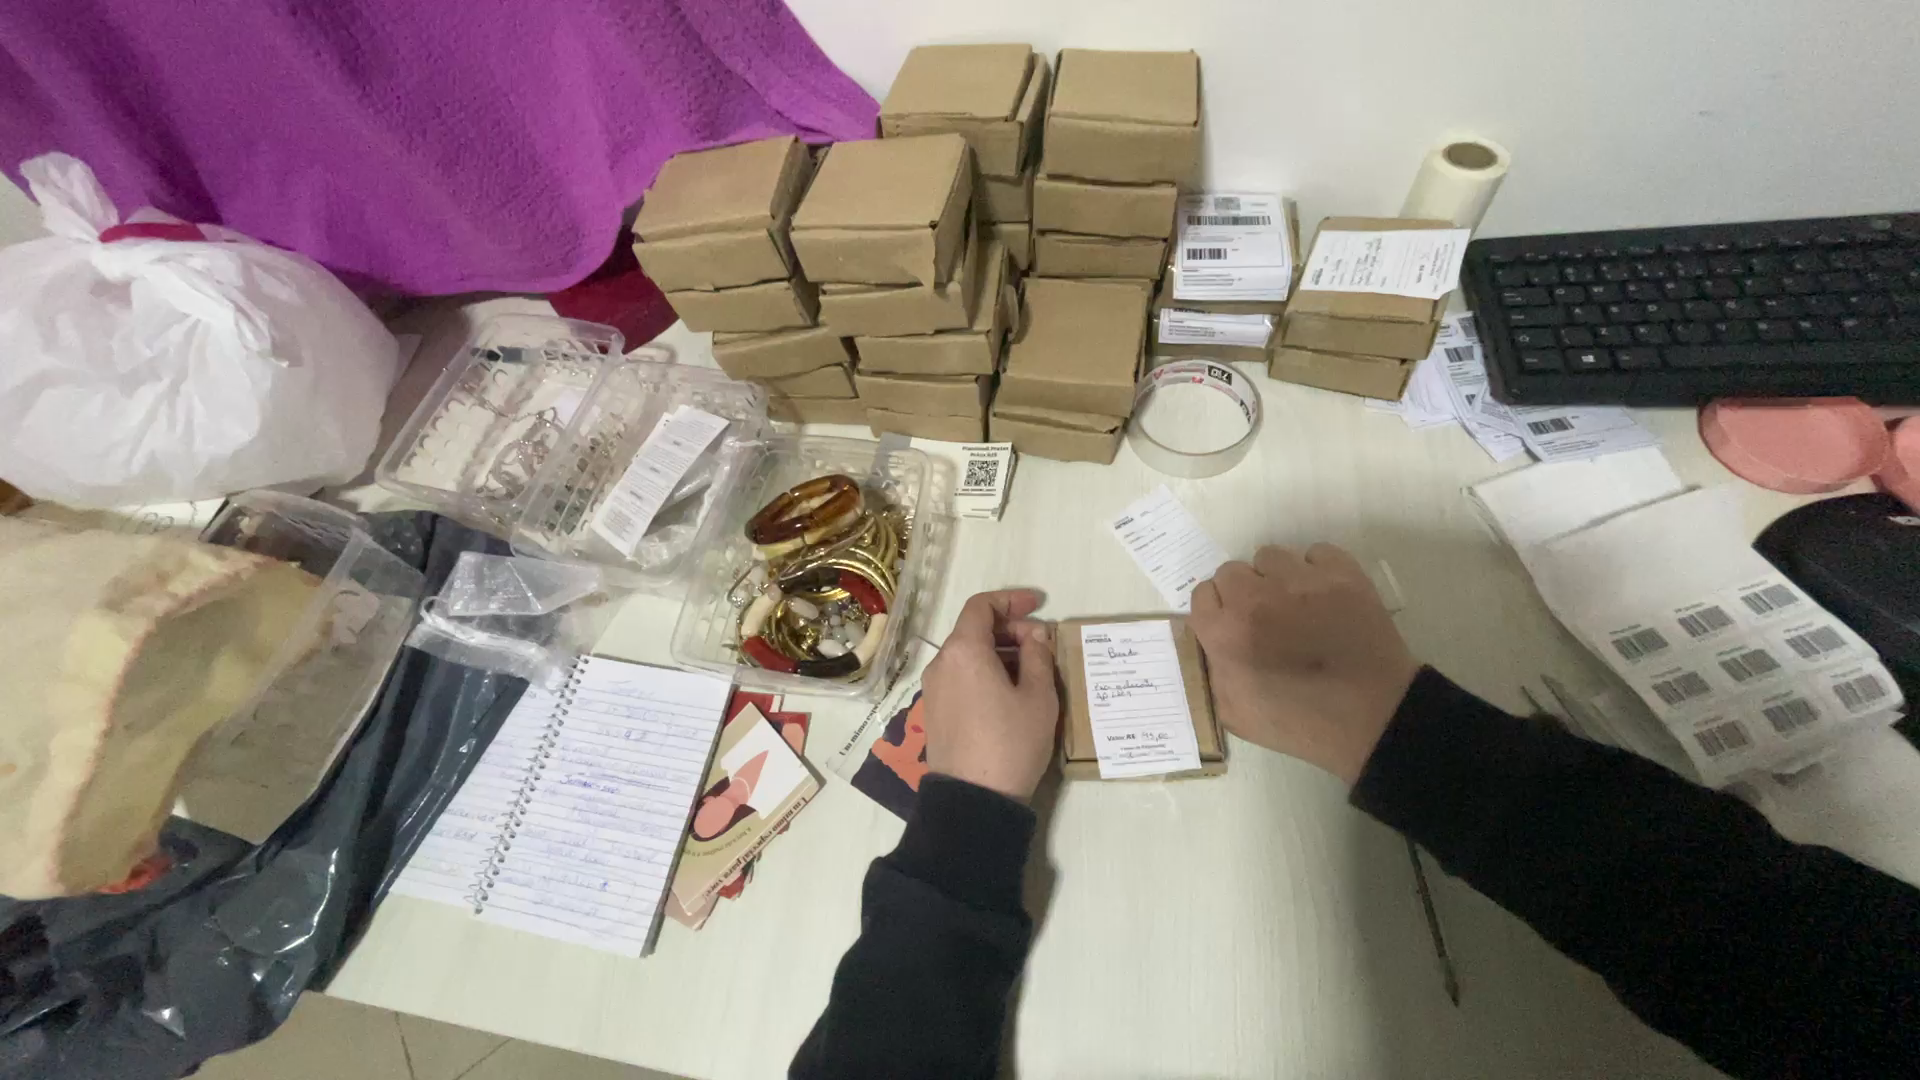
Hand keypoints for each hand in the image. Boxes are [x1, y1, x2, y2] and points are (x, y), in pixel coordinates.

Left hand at [921, 589, 1060, 801]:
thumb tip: (1035, 635)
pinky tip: (1010, 690)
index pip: (981, 606)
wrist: (973, 800)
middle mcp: (941, 662)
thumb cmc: (1011, 743)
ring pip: (967, 653)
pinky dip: (984, 670)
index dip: (1011, 600)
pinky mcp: (935, 710)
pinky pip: (960, 675)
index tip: (1038, 605)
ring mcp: (934, 688)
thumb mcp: (1039, 698)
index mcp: (964, 651)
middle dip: (1009, 628)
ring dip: (998, 651)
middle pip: (973, 629)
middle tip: (1043, 644)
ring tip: (1032, 669)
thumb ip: (1038, 656)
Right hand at [1189, 545, 1417, 784]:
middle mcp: (1254, 598)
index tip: (1231, 624)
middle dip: (1241, 591)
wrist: (1374, 718)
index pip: (1202, 594)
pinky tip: (1324, 595)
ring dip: (1275, 577)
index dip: (1217, 610)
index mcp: (1224, 633)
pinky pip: (1316, 552)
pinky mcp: (1340, 574)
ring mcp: (1299, 581)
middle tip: (1263, 615)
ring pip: (1270, 557)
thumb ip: (1211, 672)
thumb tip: (1208, 645)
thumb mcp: (1235, 714)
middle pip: (1231, 571)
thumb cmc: (1300, 723)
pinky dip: (1316, 569)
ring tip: (1294, 602)